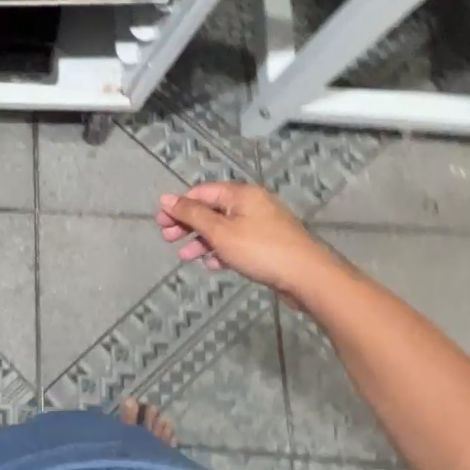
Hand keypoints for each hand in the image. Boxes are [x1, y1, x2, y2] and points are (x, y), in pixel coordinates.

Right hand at [155, 182, 346, 296]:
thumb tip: (166, 199)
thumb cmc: (260, 250)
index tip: (160, 222)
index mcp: (240, 194)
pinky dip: (221, 250)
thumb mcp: (219, 231)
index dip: (178, 205)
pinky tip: (213, 264)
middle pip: (211, 209)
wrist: (308, 277)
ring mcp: (261, 224)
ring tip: (186, 257)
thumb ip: (191, 214)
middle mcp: (251, 204)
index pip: (200, 192)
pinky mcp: (267, 243)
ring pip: (222, 228)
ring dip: (201, 241)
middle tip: (168, 238)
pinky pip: (237, 241)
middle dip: (188, 224)